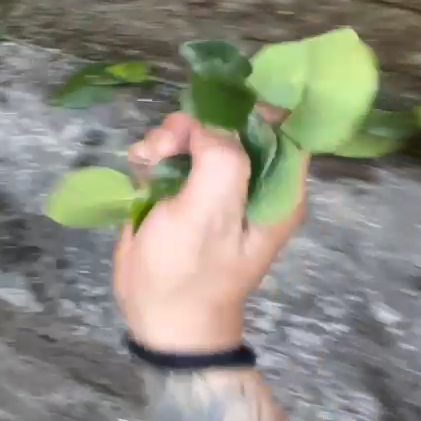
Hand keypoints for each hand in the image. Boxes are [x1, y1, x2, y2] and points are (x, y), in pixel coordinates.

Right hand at [114, 113, 307, 353]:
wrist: (160, 313)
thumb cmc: (191, 269)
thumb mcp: (208, 214)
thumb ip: (220, 161)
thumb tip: (211, 122)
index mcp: (276, 190)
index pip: (280, 129)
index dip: (250, 109)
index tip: (211, 107)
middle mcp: (249, 184)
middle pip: (225, 127)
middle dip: (192, 128)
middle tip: (167, 147)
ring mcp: (213, 188)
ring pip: (191, 137)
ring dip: (164, 141)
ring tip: (147, 163)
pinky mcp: (180, 192)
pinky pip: (169, 155)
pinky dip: (150, 155)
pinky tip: (139, 172)